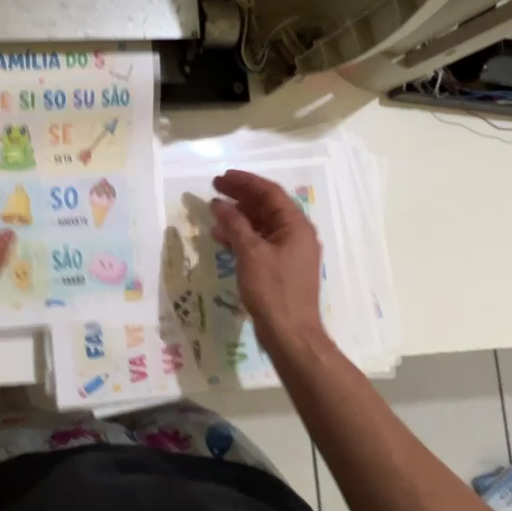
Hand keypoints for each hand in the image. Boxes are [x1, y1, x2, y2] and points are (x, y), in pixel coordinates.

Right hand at [209, 169, 330, 361]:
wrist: (290, 333)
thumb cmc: (273, 290)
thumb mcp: (250, 253)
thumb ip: (235, 224)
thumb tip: (219, 204)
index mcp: (296, 226)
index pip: (270, 193)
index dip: (245, 182)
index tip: (222, 177)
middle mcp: (297, 234)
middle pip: (267, 206)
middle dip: (240, 196)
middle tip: (215, 189)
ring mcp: (290, 252)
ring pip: (262, 224)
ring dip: (239, 216)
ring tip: (214, 213)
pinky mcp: (281, 268)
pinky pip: (261, 242)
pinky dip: (242, 236)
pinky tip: (222, 238)